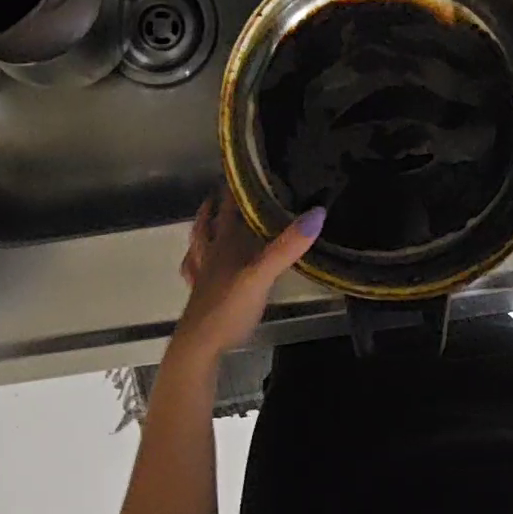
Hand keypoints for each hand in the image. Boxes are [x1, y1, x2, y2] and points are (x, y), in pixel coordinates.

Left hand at [174, 195, 323, 358]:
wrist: (199, 346)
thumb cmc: (228, 308)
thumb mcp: (262, 276)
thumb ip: (287, 247)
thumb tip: (318, 212)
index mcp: (223, 244)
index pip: (228, 206)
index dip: (234, 187)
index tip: (244, 167)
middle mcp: (210, 253)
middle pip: (210, 221)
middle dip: (219, 203)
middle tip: (231, 187)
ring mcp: (202, 274)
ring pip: (198, 242)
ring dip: (203, 226)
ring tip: (208, 214)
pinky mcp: (200, 295)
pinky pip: (194, 271)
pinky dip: (196, 261)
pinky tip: (197, 262)